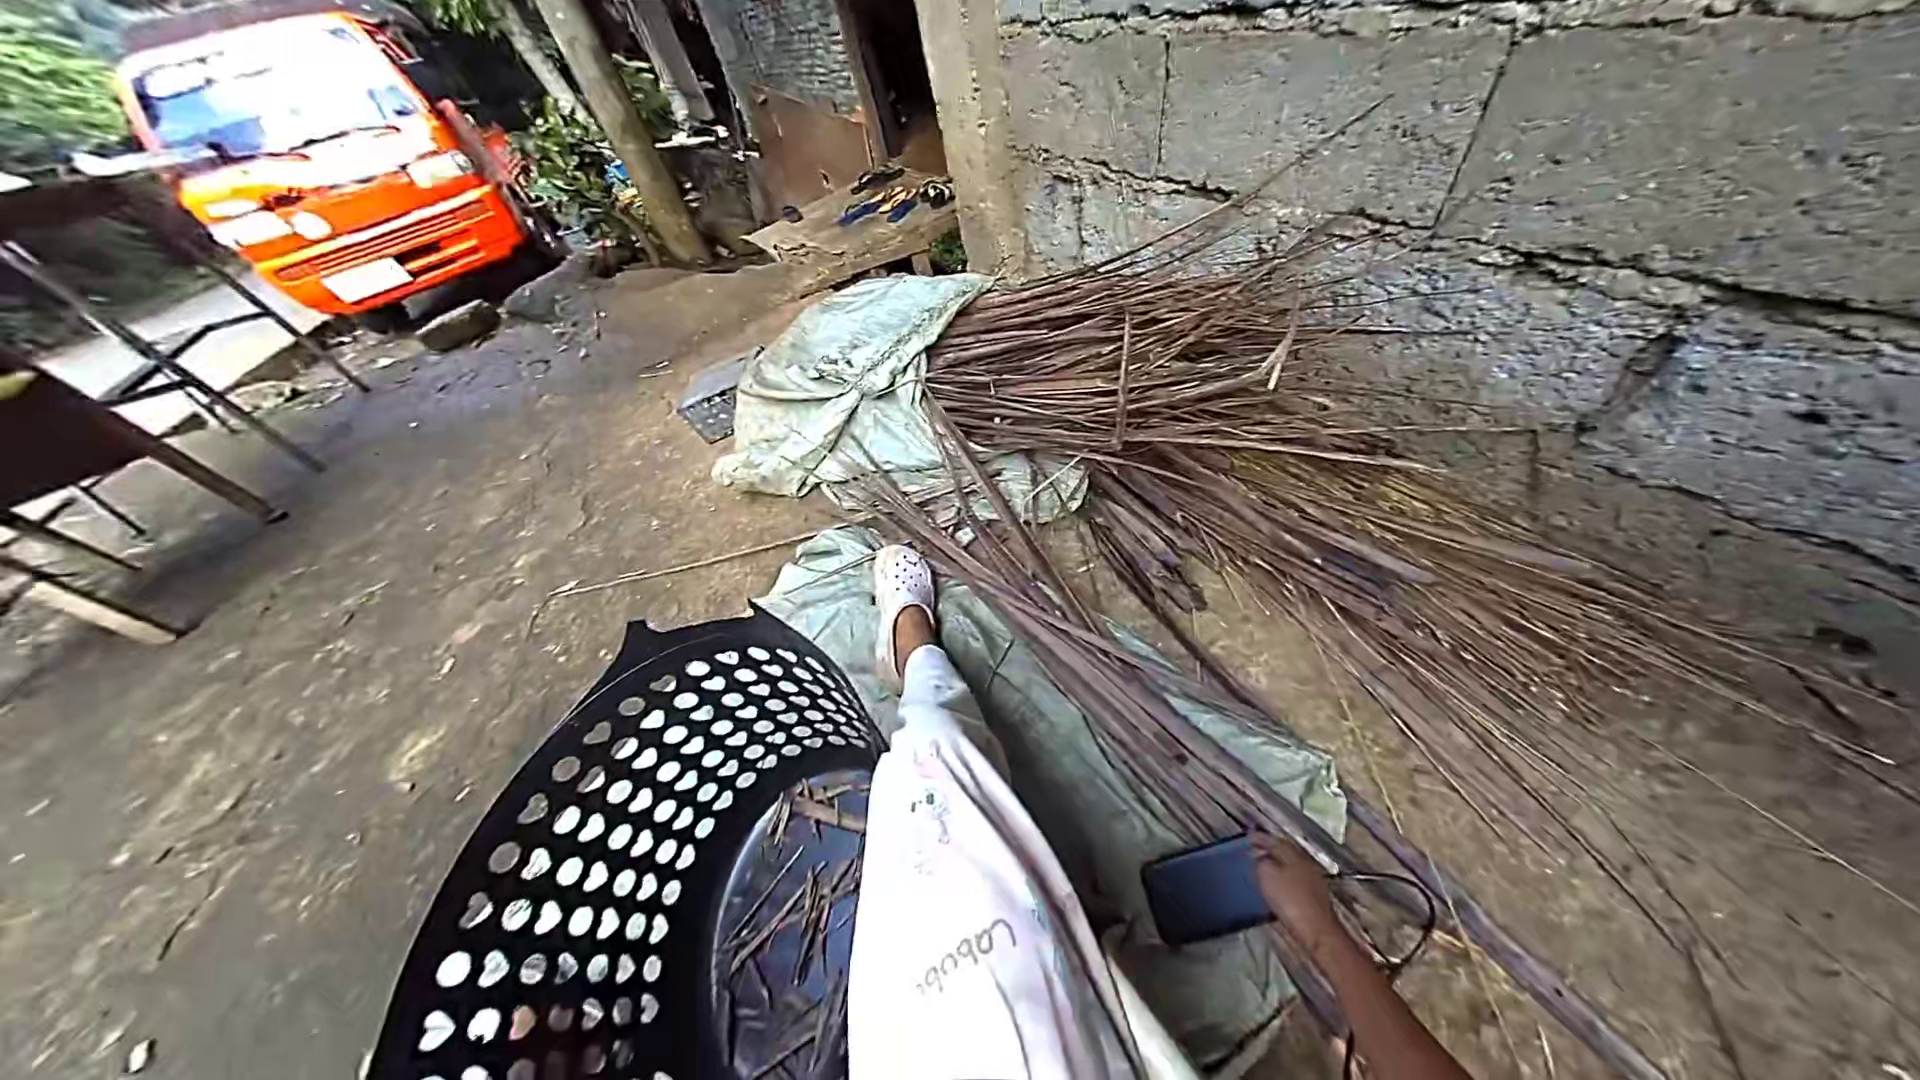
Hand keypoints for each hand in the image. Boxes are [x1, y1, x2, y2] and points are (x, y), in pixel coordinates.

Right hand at [1251, 832, 1337, 950]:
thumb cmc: (1291, 902)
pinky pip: (1296, 881)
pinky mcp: (1315, 901)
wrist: (1318, 933)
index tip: (1249, 836)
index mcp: (1295, 856)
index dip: (1260, 837)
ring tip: (1263, 867)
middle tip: (1255, 849)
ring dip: (1277, 865)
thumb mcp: (1267, 875)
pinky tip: (1277, 887)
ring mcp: (1314, 883)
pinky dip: (1285, 879)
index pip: (1275, 840)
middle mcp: (1307, 865)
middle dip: (1270, 849)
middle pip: (1285, 851)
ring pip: (1291, 866)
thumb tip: (1258, 854)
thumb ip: (1260, 860)